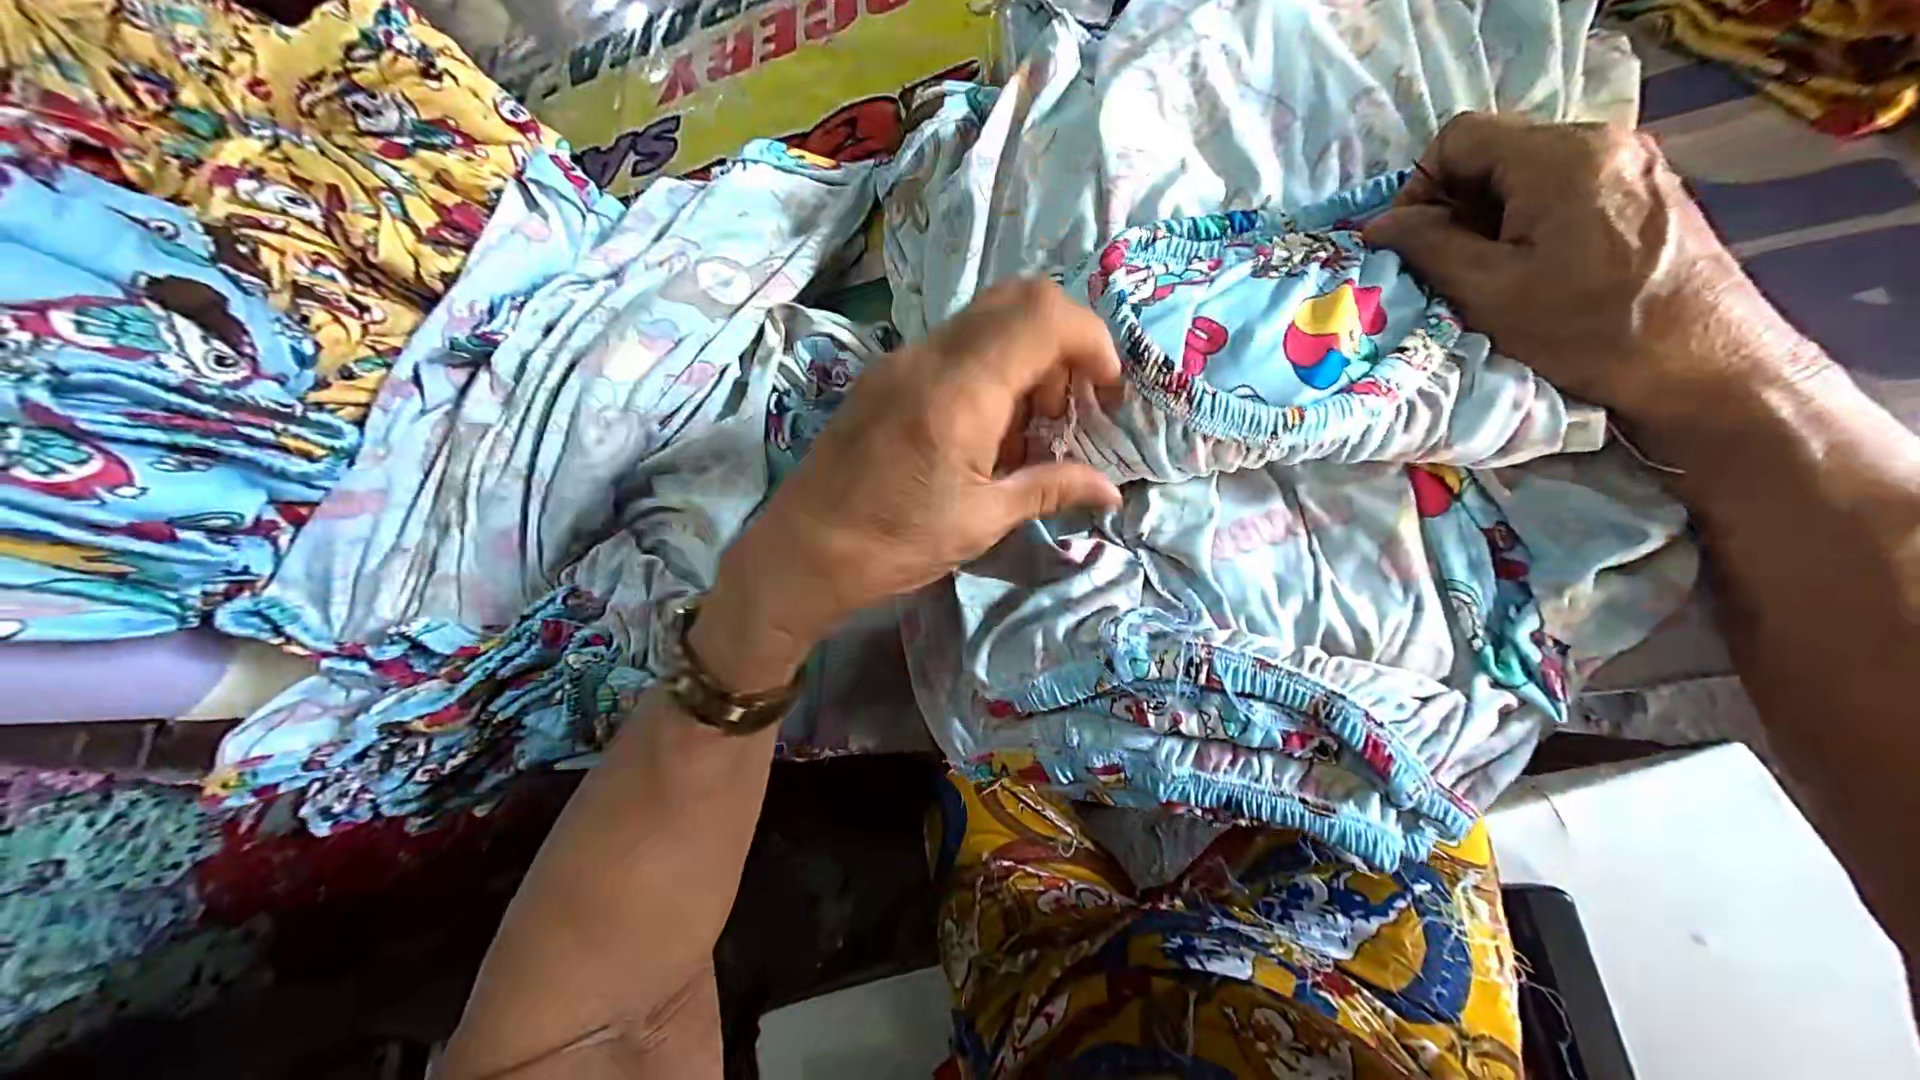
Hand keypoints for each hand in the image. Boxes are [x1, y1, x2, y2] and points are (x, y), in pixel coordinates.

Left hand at [691, 280, 1124, 691]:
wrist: (803, 552)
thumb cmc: (894, 544)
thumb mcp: (982, 521)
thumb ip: (1051, 489)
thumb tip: (1111, 491)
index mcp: (960, 391)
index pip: (1045, 315)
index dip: (1093, 341)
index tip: (1105, 393)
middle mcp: (930, 356)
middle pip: (1019, 299)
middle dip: (1064, 344)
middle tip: (1067, 410)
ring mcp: (902, 359)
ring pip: (987, 319)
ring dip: (1027, 357)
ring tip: (1027, 431)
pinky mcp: (886, 374)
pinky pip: (955, 345)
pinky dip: (991, 369)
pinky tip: (985, 431)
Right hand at [1362, 113, 1829, 427]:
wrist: (1700, 362)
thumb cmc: (1585, 329)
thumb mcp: (1487, 291)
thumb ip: (1428, 246)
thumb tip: (1378, 225)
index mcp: (1560, 156)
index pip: (1459, 137)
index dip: (1419, 187)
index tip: (1414, 243)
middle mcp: (1602, 140)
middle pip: (1492, 152)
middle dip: (1452, 207)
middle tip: (1444, 266)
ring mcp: (1629, 162)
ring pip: (1523, 174)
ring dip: (1485, 220)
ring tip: (1485, 274)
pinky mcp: (1642, 190)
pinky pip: (1558, 189)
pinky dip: (1523, 223)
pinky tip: (1528, 270)